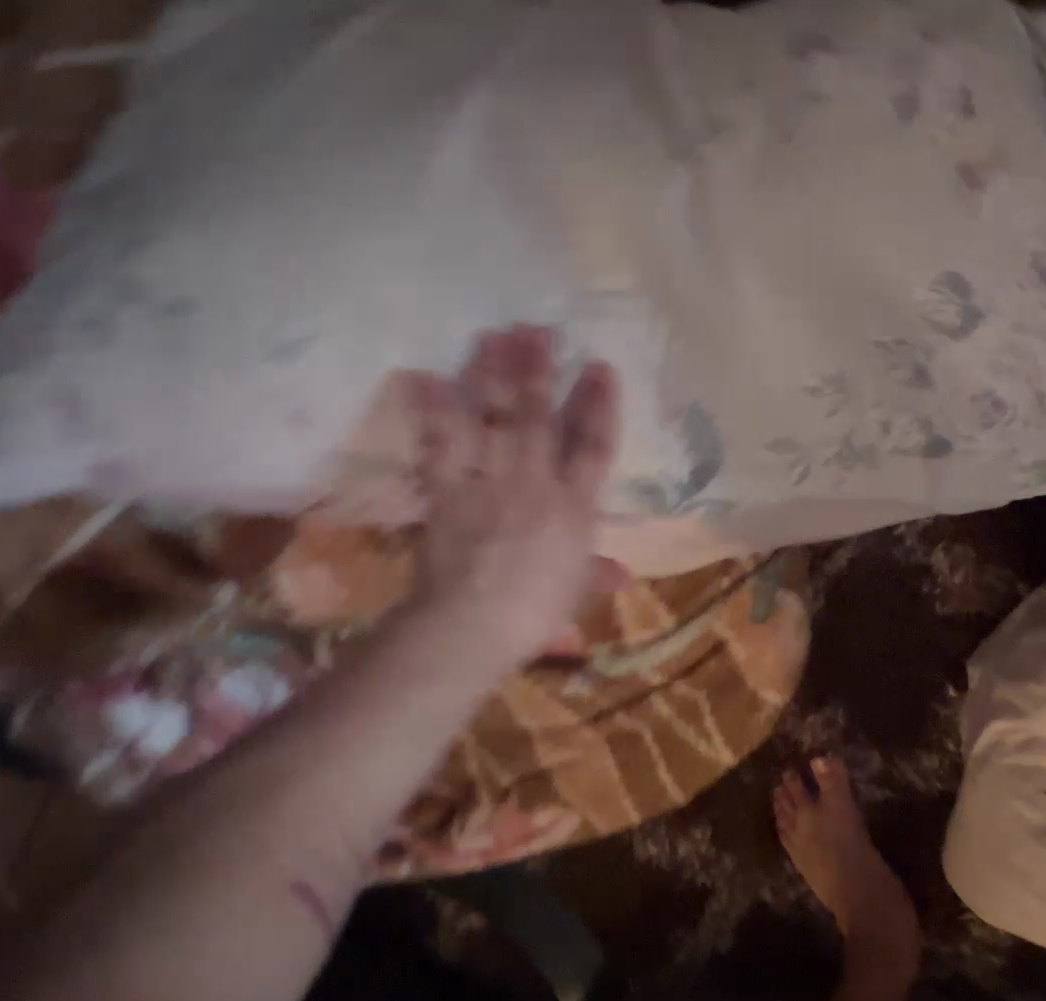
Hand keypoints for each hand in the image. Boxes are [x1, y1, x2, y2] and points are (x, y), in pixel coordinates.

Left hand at [398, 325, 621, 678]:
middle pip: (540, 417)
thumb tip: (621, 575)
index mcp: (575, 506)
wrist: (472, 625)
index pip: (594, 445)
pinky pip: (439, 444)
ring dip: (492, 375)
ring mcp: (489, 481)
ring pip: (493, 419)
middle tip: (538, 329)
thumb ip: (596, 573)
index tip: (601, 367)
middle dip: (540, 371)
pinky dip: (431, 411)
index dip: (599, 404)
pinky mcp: (447, 490)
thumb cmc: (535, 612)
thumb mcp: (575, 592)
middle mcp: (535, 482)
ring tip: (492, 336)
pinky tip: (425, 376)